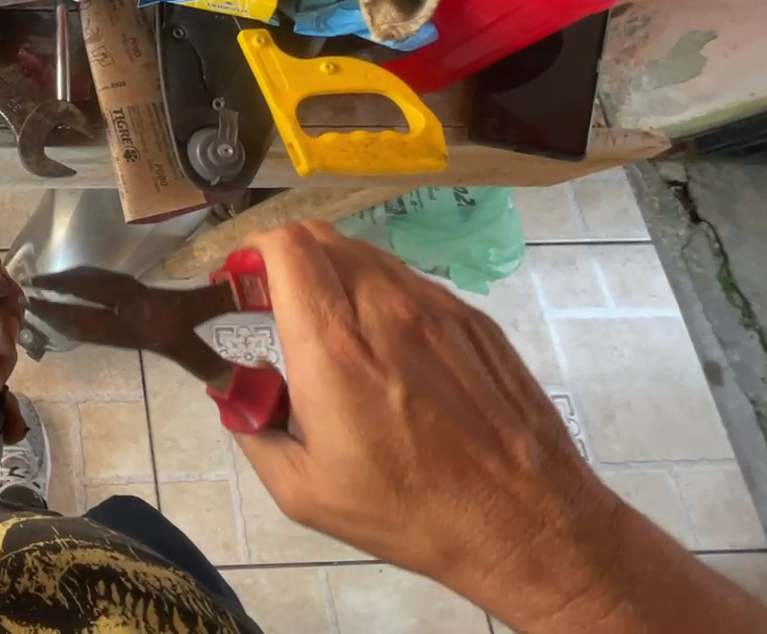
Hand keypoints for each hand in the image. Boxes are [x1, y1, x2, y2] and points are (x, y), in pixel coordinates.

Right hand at [235, 222, 624, 614]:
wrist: (533, 529)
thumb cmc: (408, 510)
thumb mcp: (300, 488)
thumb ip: (248, 425)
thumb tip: (233, 383)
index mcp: (332, 347)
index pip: (287, 248)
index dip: (254, 249)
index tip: (243, 280)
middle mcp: (382, 310)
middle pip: (318, 237)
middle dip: (282, 255)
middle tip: (274, 296)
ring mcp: (434, 308)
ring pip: (361, 251)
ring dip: (328, 269)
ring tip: (328, 316)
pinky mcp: (471, 317)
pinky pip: (405, 278)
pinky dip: (374, 289)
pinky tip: (382, 339)